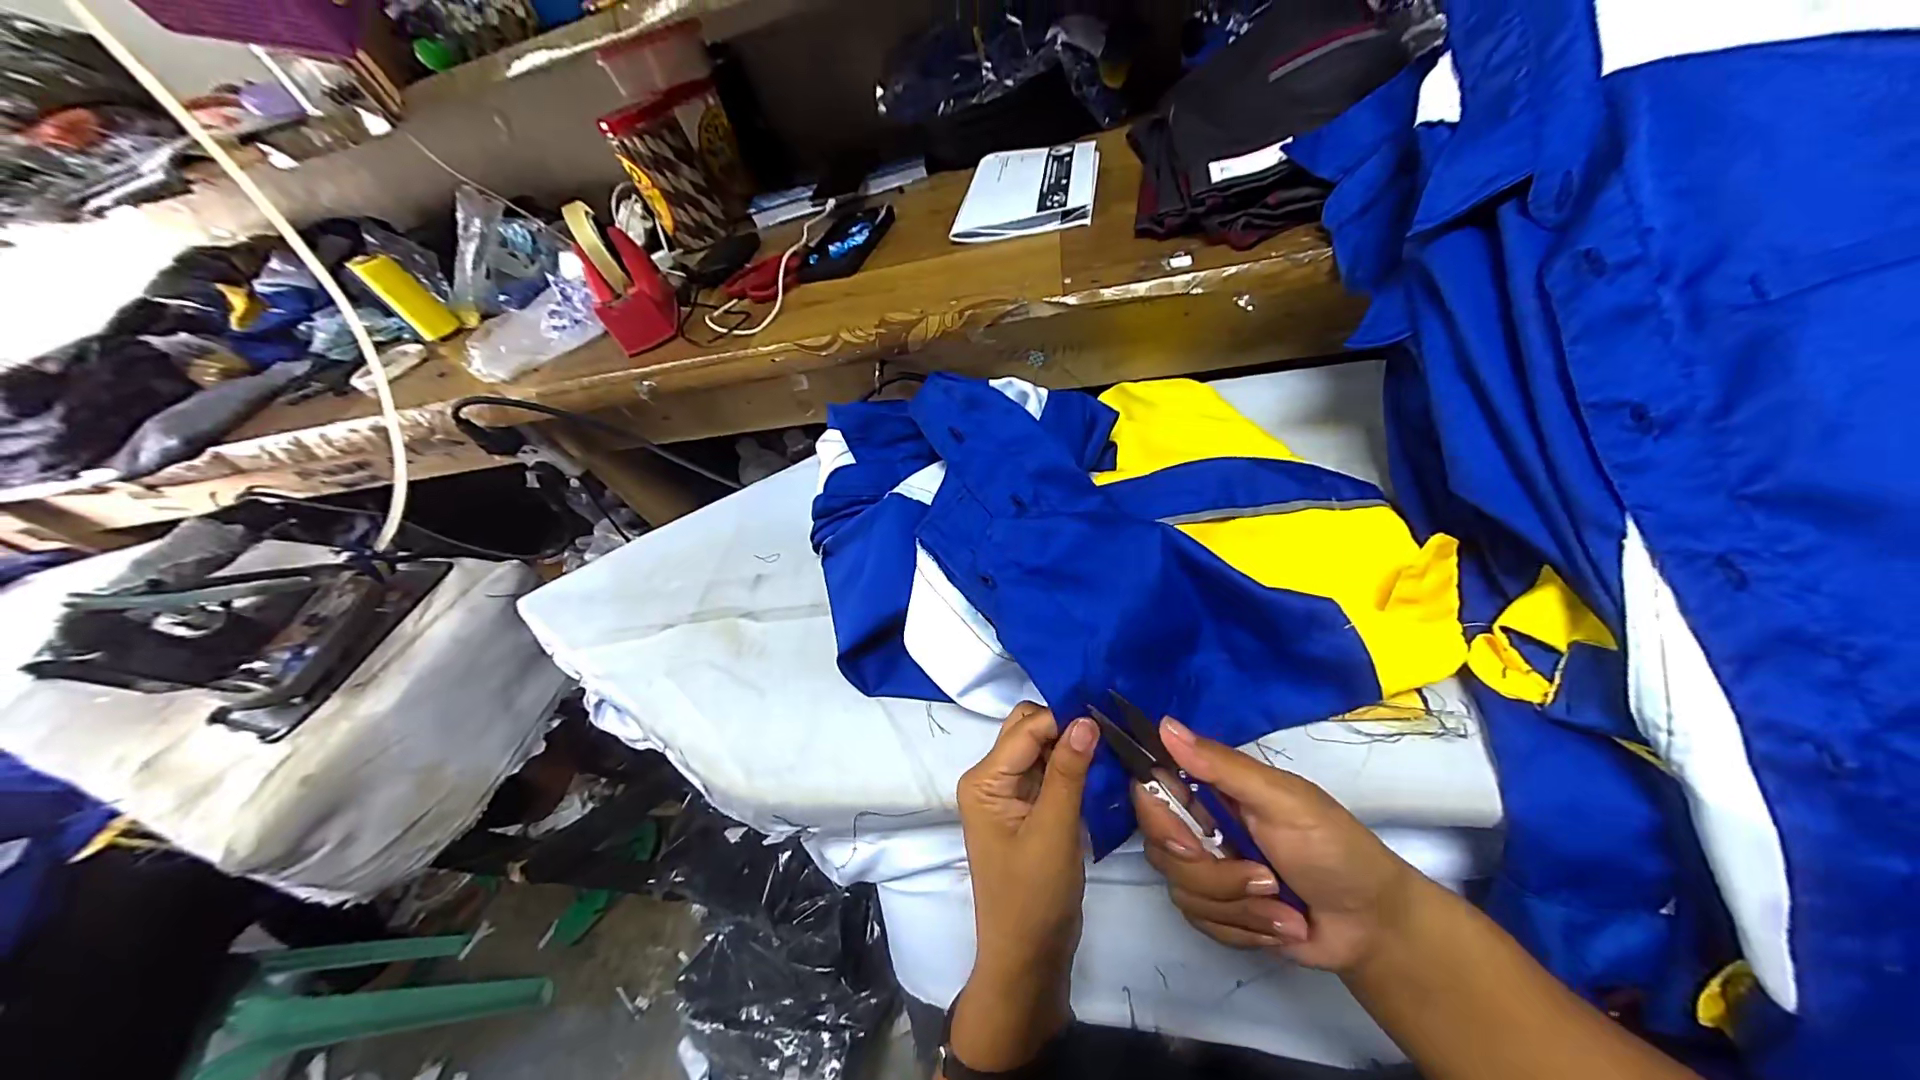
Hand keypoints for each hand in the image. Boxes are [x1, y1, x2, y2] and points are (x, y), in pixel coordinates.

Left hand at [949, 702, 1098, 1070]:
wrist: (1029, 956)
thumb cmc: (1034, 896)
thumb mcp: (1054, 831)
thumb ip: (1068, 772)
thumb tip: (1086, 719)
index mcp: (984, 780)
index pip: (1026, 728)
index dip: (1064, 718)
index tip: (1107, 717)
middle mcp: (991, 779)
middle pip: (1029, 731)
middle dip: (1065, 726)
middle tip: (1110, 732)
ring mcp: (1010, 795)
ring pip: (1042, 749)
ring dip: (1071, 745)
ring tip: (1112, 744)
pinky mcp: (1029, 810)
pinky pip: (1050, 773)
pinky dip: (1072, 767)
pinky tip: (1101, 768)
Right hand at [1134, 717, 1421, 974]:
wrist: (1373, 925)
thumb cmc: (1334, 848)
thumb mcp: (1283, 800)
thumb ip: (1222, 766)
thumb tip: (1165, 725)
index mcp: (1211, 790)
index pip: (1150, 791)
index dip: (1158, 817)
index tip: (1192, 841)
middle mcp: (1199, 826)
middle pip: (1161, 849)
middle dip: (1215, 874)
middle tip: (1263, 875)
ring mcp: (1206, 870)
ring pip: (1183, 890)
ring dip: (1241, 905)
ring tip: (1283, 902)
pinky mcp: (1218, 911)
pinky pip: (1203, 923)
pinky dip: (1247, 928)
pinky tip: (1280, 923)